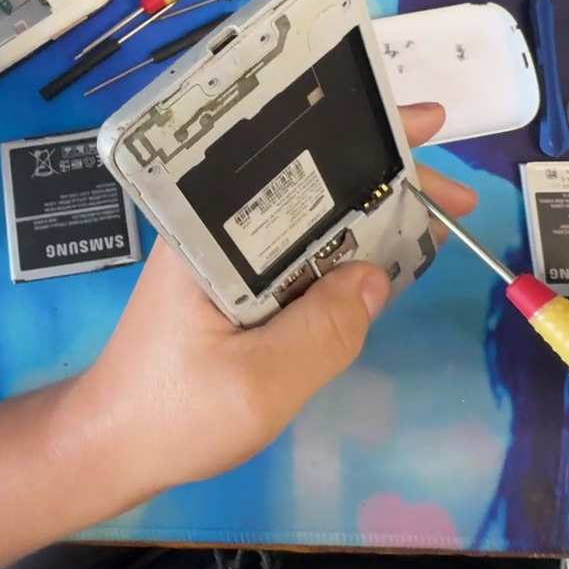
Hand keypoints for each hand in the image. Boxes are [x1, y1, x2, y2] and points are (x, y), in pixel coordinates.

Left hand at [65, 103, 476, 500]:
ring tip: (437, 217)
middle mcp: (218, 228)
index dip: (362, 140)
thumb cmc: (174, 411)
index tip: (423, 124)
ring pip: (308, 218)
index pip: (291, 163)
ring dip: (371, 213)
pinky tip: (385, 258)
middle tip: (455, 191)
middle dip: (384, 176)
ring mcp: (227, 255)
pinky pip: (298, 255)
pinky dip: (345, 250)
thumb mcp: (258, 382)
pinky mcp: (235, 283)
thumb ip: (322, 330)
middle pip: (307, 183)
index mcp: (212, 229)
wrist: (113, 444)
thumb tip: (377, 275)